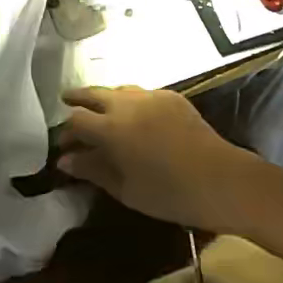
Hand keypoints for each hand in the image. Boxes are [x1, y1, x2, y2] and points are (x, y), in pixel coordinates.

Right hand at [55, 86, 268, 231]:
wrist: (219, 178)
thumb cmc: (168, 193)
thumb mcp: (125, 189)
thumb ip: (93, 170)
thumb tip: (66, 160)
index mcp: (111, 128)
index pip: (76, 119)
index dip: (65, 131)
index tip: (63, 144)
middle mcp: (126, 104)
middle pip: (93, 93)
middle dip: (77, 98)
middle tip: (66, 101)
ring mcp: (150, 96)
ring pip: (118, 89)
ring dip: (105, 98)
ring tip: (100, 109)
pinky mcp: (171, 96)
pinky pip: (142, 93)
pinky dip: (131, 101)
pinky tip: (135, 115)